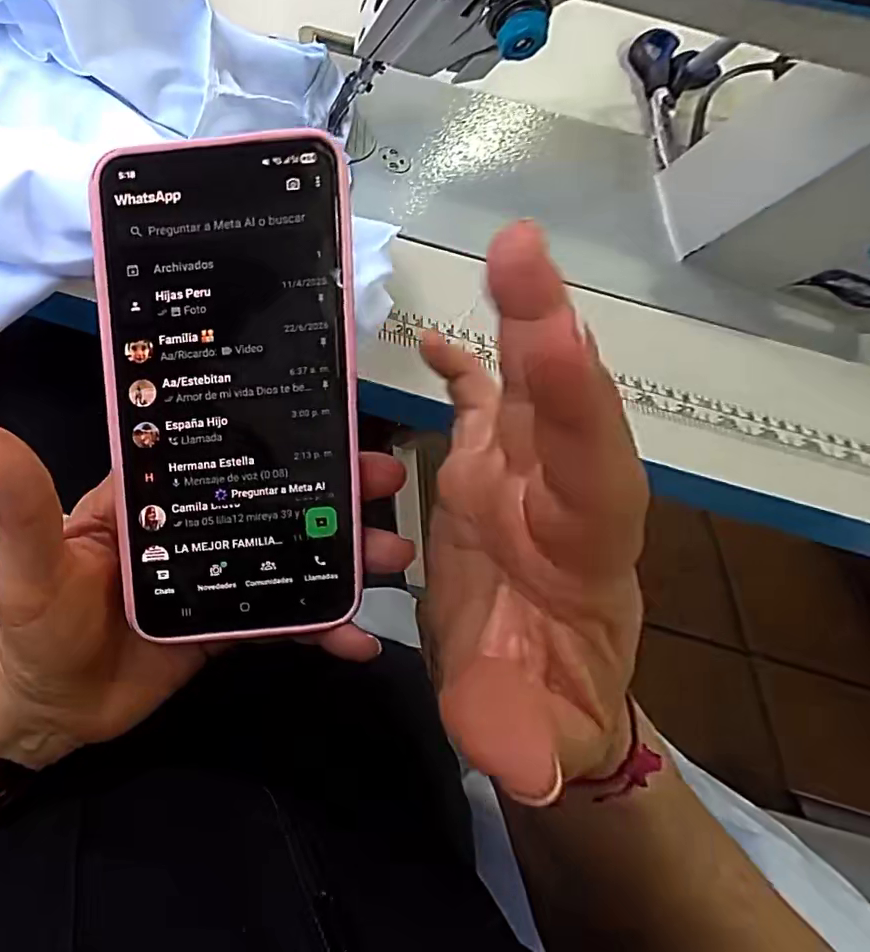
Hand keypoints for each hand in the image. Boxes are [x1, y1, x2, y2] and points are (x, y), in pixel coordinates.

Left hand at [0, 423, 416, 768]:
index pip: (196, 456)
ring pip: (275, 556)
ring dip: (332, 554)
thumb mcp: (26, 562)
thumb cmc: (32, 627)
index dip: (256, 437)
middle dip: (317, 489)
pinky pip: (274, 619)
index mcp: (131, 504)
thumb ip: (21, 501)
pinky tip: (356, 639)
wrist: (47, 710)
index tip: (323, 426)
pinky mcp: (215, 630)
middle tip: (385, 481)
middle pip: (251, 501)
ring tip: (393, 556)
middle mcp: (170, 534)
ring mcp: (198, 582)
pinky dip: (315, 626)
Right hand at [418, 220, 647, 804]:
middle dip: (545, 324)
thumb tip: (516, 767)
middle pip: (564, 400)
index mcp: (574, 547)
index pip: (587, 465)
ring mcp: (519, 475)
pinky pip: (481, 405)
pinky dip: (465, 365)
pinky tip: (429, 337)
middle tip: (522, 249)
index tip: (543, 340)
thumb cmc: (532, 697)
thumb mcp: (517, 724)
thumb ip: (514, 732)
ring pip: (526, 387)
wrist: (537, 686)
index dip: (566, 402)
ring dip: (513, 321)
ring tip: (495, 257)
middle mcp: (557, 494)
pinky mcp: (485, 472)